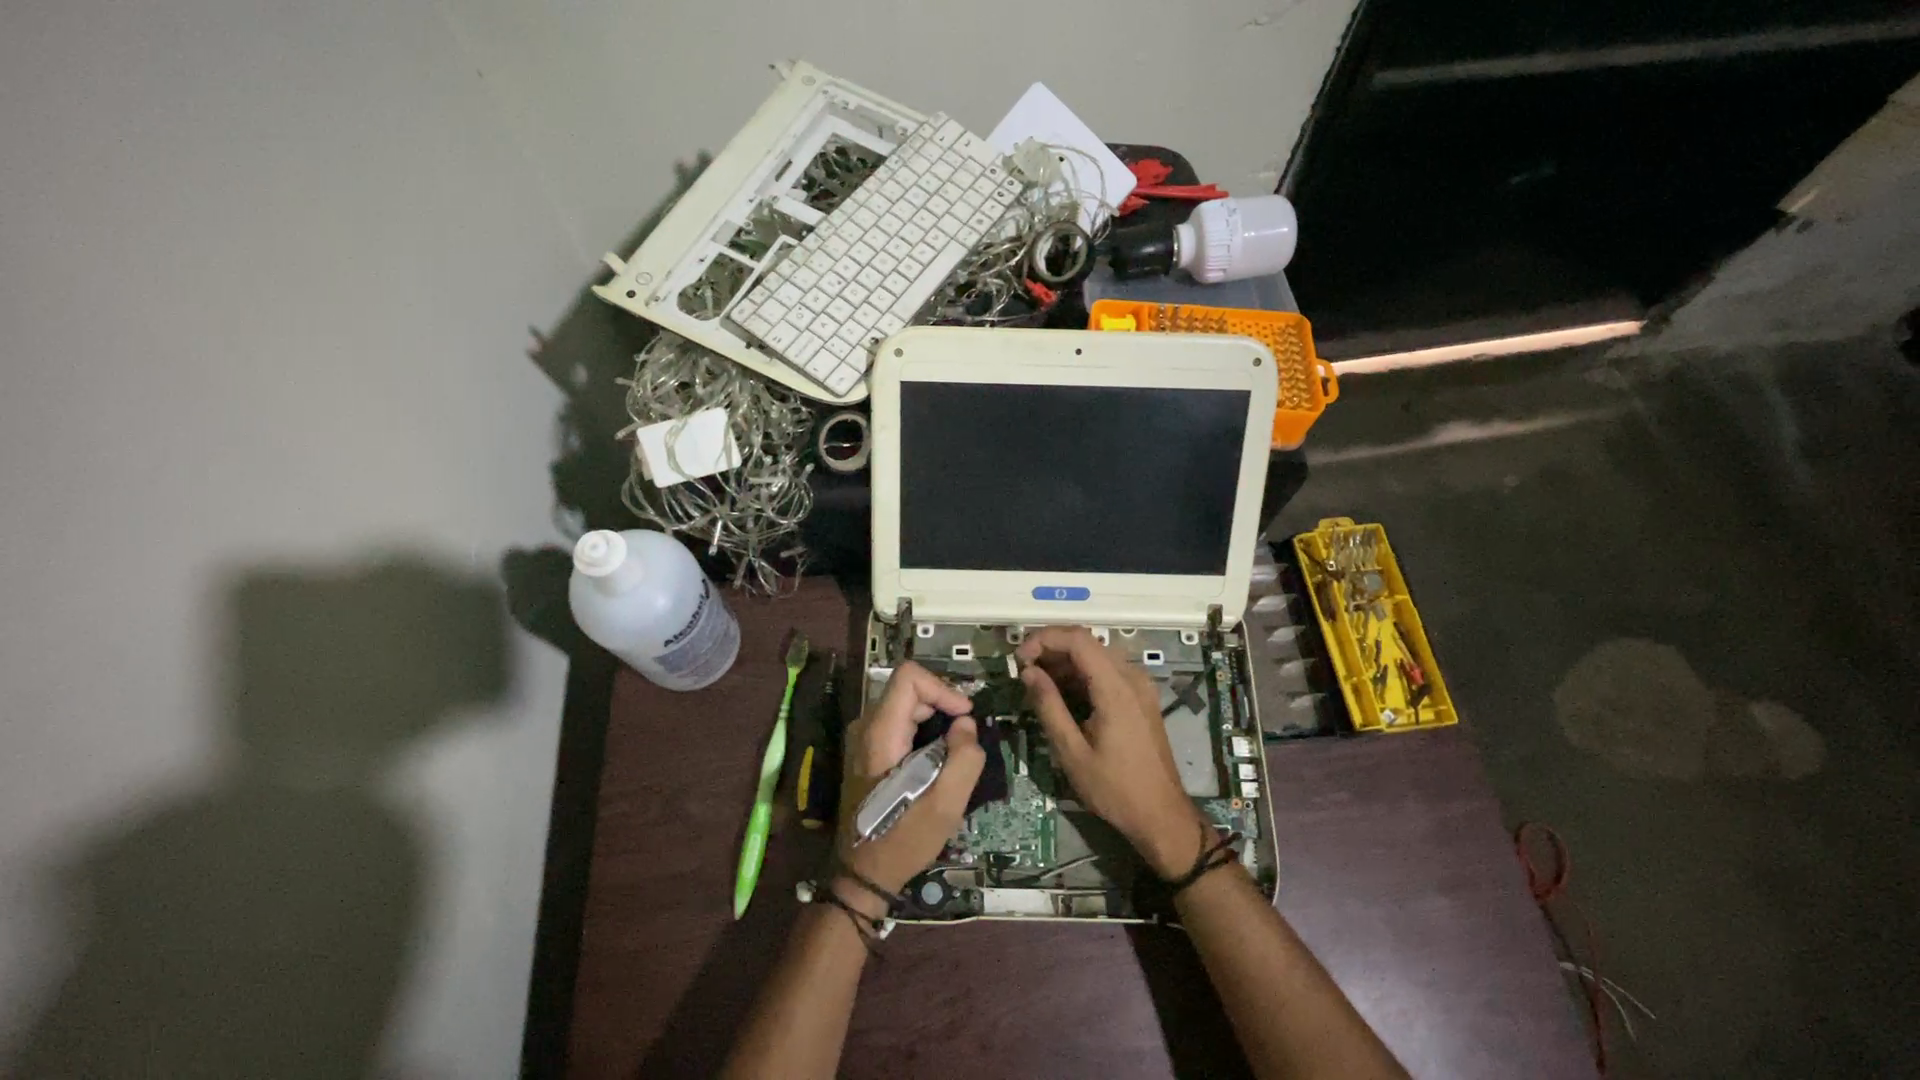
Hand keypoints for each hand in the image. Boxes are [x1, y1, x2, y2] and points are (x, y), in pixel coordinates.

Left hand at [836, 662, 985, 909]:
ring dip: (936, 722)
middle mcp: (865, 727)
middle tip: (966, 739)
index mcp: (879, 733)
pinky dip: (924, 734)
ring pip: (906, 707)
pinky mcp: (867, 754)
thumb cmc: (903, 839)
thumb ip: (964, 757)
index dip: (943, 688)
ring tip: (955, 754)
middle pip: (909, 690)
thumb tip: (965, 726)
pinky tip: (937, 765)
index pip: (909, 677)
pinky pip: (900, 726)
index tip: (965, 717)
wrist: (863, 873)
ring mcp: (863, 740)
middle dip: (943, 706)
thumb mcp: (946, 804)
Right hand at [1017, 626, 1210, 879]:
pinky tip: (1062, 695)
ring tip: (1037, 684)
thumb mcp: (1072, 751)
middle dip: (1051, 650)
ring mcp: (1140, 687)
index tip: (1019, 658)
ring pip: (1097, 656)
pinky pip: (1108, 673)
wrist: (1161, 814)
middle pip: (1088, 643)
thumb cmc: (1114, 788)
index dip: (1045, 639)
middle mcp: (1132, 677)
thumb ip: (1049, 706)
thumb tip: (1028, 672)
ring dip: (1065, 662)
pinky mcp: (1141, 698)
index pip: (1078, 639)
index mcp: (1116, 688)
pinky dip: (1082, 675)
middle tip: (1023, 672)